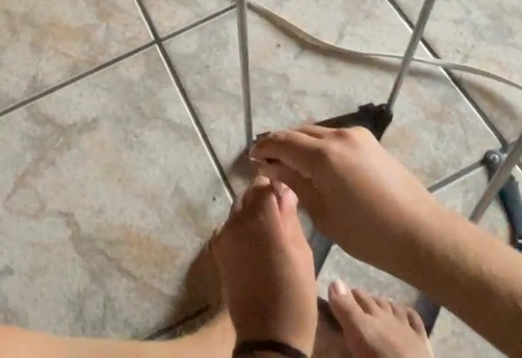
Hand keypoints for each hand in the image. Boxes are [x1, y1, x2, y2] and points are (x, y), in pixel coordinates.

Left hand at [212, 176, 317, 352]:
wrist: (269, 336)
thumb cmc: (296, 295)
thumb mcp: (302, 254)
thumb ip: (290, 218)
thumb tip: (285, 191)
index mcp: (261, 219)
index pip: (263, 184)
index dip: (275, 186)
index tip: (287, 195)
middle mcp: (237, 222)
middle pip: (247, 195)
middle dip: (262, 198)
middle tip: (281, 214)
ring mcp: (224, 237)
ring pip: (237, 210)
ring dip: (251, 213)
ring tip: (270, 232)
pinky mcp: (218, 252)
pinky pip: (230, 228)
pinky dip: (241, 228)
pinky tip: (256, 245)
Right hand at [249, 125, 448, 276]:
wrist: (422, 234)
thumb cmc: (369, 234)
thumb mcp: (324, 216)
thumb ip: (296, 185)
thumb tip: (274, 167)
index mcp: (322, 155)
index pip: (281, 142)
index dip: (263, 148)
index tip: (251, 159)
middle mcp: (338, 136)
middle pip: (298, 132)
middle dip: (280, 143)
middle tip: (267, 162)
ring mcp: (357, 136)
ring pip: (317, 133)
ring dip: (300, 144)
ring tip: (290, 164)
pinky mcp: (371, 143)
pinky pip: (335, 138)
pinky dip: (319, 146)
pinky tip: (317, 166)